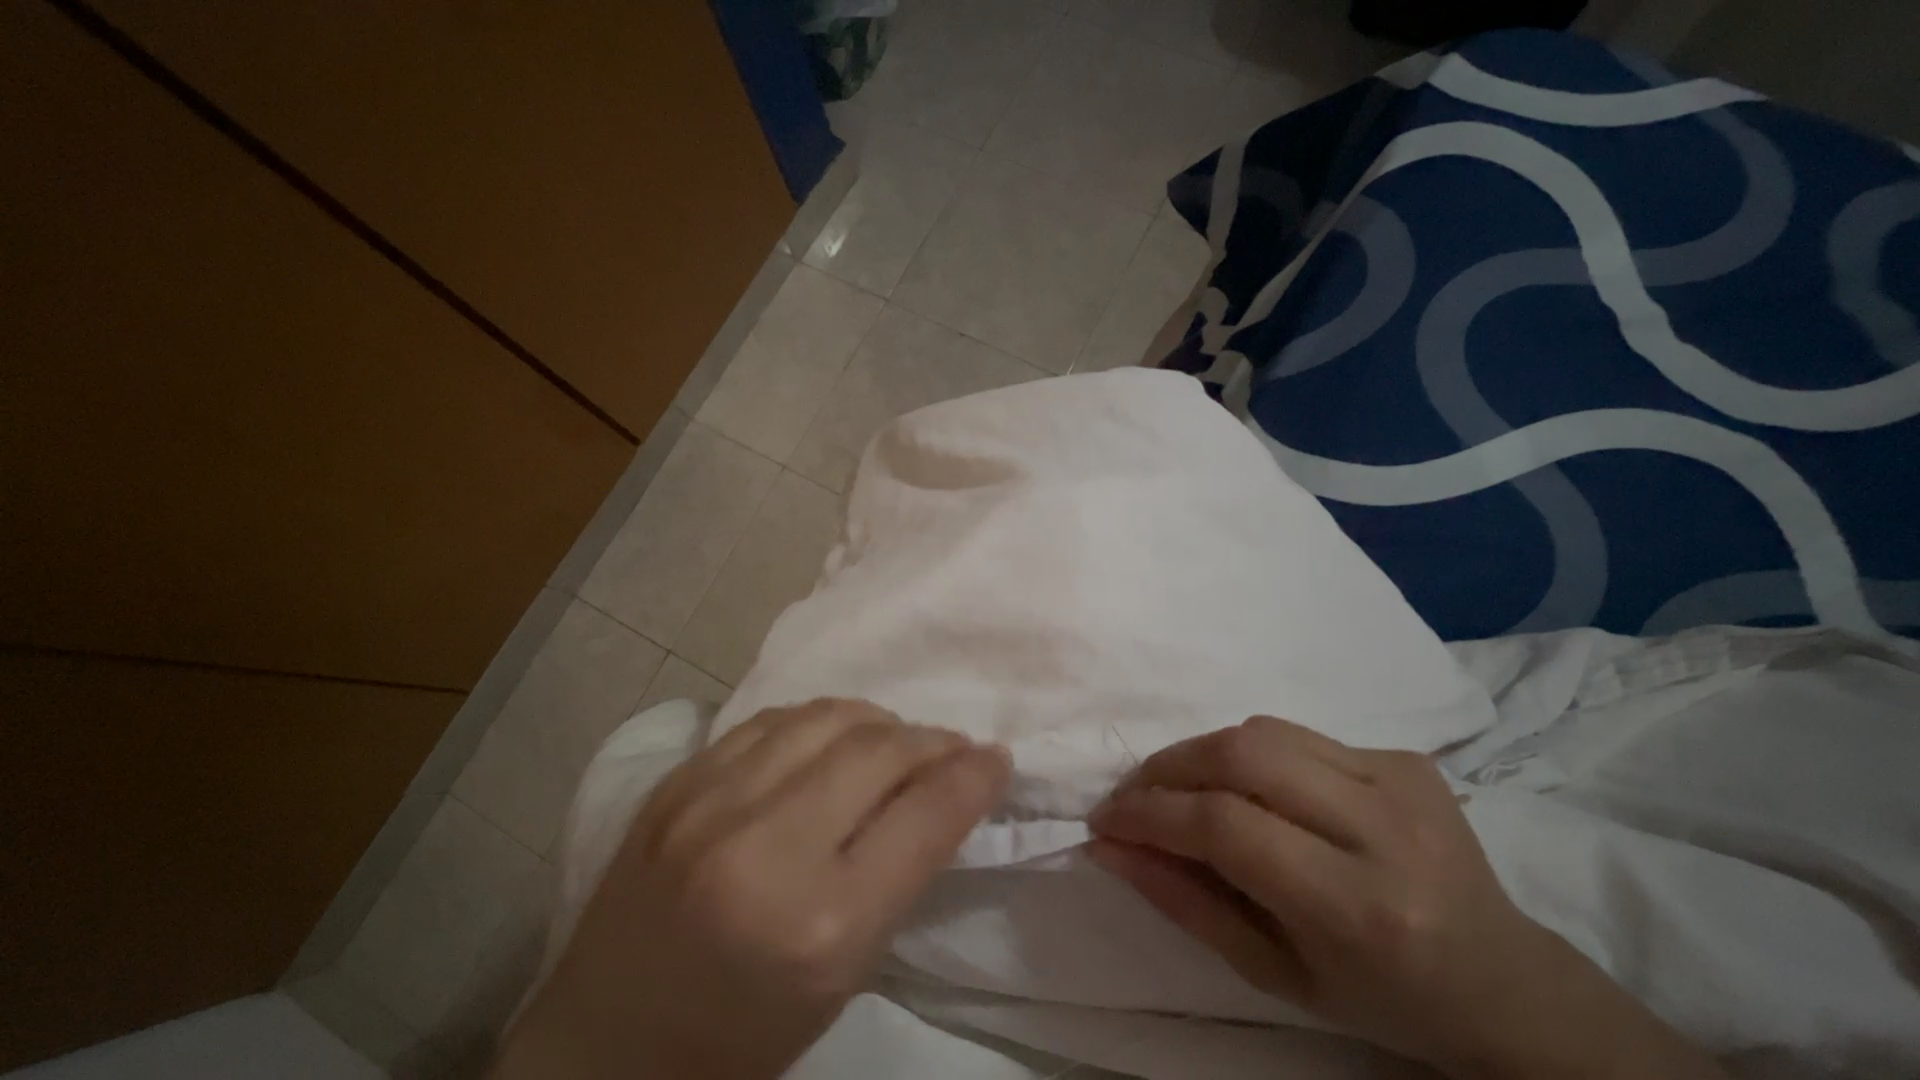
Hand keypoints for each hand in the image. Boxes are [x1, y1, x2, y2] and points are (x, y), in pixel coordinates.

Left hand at [495, 699, 1009, 1079]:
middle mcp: (765, 846)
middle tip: (951, 753)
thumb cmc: (744, 1033)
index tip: (997, 759)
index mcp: (821, 922)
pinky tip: (828, 742)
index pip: (925, 815)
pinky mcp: (675, 782)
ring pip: (827, 717)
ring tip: (893, 743)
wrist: (606, 1044)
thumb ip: (897, 877)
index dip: (975, 776)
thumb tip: (945, 794)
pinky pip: (770, 721)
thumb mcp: (843, 976)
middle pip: (880, 749)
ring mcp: (709, 803)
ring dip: (878, 722)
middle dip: (932, 742)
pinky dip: (818, 723)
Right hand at [1086, 716, 1726, 1079]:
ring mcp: (1402, 778)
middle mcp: (1384, 827)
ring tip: (1172, 788)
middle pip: (1243, 754)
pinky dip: (1246, 755)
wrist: (1498, 979)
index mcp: (1356, 904)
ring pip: (1263, 730)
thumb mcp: (1271, 973)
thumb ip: (1184, 902)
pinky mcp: (1405, 755)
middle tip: (1130, 797)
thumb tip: (1107, 846)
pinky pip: (1296, 734)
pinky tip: (1241, 789)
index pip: (1227, 825)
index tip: (1104, 821)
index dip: (1150, 813)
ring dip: (1198, 752)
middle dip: (1166, 767)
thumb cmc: (1377, 997)